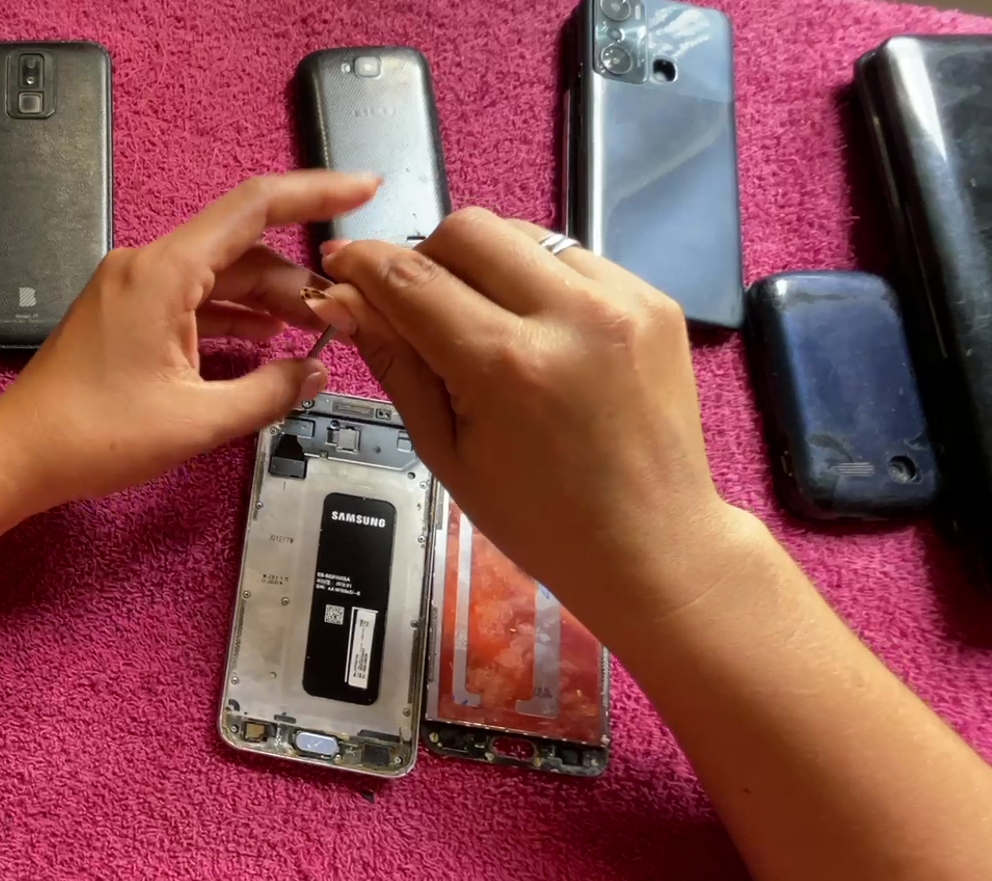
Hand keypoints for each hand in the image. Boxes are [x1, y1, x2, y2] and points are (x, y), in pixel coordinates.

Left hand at [0, 171, 381, 512]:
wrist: (19, 456)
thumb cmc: (96, 436)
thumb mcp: (196, 421)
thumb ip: (268, 393)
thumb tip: (314, 373)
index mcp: (164, 272)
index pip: (255, 206)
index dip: (317, 194)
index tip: (365, 191)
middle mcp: (144, 266)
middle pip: (238, 249)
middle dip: (293, 277)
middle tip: (339, 312)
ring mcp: (127, 291)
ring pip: (212, 278)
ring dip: (260, 300)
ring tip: (307, 332)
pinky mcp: (119, 317)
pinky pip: (184, 303)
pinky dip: (223, 318)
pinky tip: (254, 342)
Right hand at [307, 208, 747, 631]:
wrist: (648, 540)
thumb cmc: (527, 514)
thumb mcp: (441, 447)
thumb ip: (395, 362)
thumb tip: (341, 302)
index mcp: (505, 366)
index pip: (413, 280)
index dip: (363, 264)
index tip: (334, 263)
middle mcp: (570, 312)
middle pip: (467, 230)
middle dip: (420, 257)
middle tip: (406, 306)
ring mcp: (624, 297)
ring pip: (519, 233)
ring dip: (473, 263)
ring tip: (467, 319)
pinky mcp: (657, 297)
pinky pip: (567, 256)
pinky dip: (525, 278)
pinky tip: (523, 328)